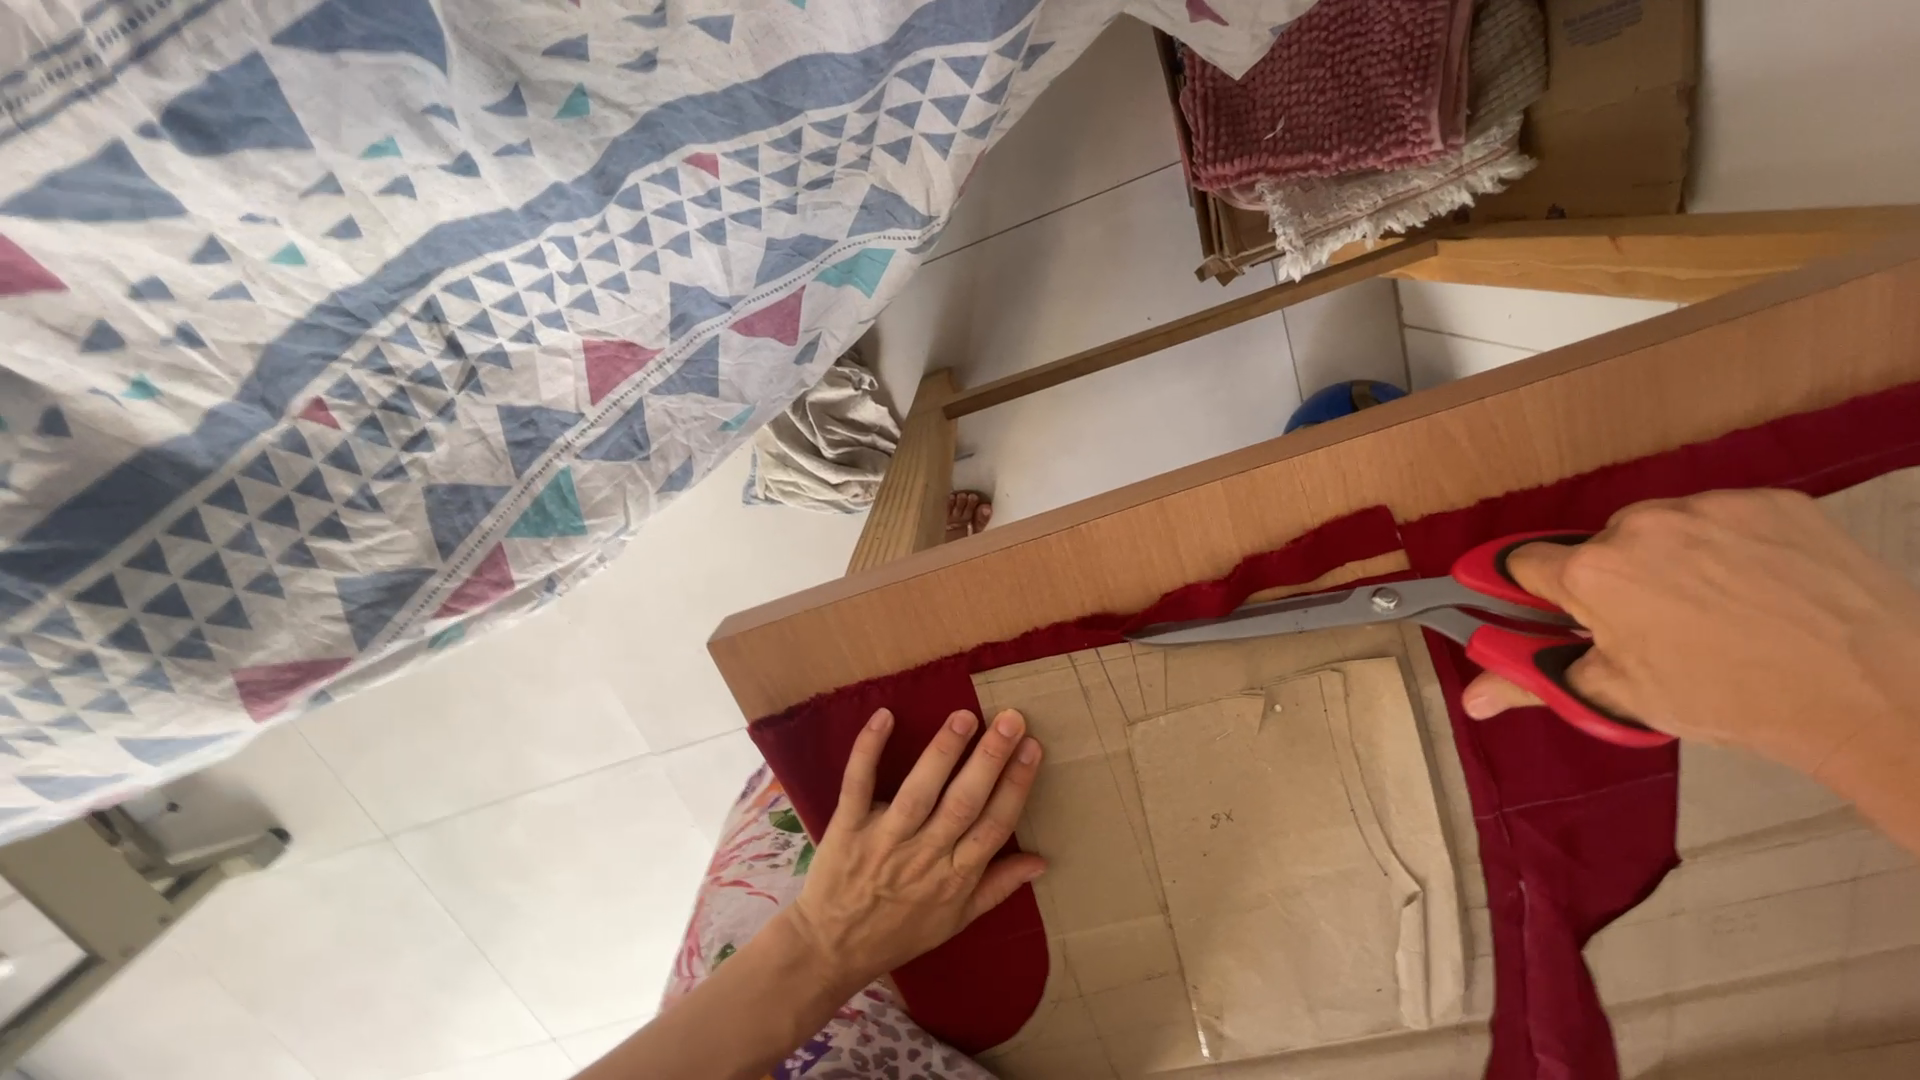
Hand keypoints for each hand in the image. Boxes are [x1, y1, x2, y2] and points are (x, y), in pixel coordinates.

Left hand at [777, 707, 1045, 993]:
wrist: (831, 950)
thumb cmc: (899, 932)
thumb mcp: (956, 920)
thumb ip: (998, 886)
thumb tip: (1042, 860)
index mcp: (955, 877)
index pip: (994, 825)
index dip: (1016, 785)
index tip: (1033, 746)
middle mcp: (924, 855)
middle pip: (964, 802)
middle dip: (990, 759)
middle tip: (1010, 718)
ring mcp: (884, 840)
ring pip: (919, 791)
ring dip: (942, 752)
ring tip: (964, 717)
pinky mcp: (847, 827)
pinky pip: (858, 785)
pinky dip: (868, 750)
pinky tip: (885, 717)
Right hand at [1462, 489, 1919, 781]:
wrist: (1879, 694)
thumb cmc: (1733, 699)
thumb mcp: (1619, 695)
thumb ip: (1532, 682)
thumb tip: (1472, 700)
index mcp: (1591, 572)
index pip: (1523, 563)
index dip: (1533, 590)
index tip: (1551, 610)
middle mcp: (1638, 526)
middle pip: (1596, 547)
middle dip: (1610, 581)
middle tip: (1649, 625)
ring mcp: (1710, 508)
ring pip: (1658, 529)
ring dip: (1666, 559)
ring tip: (1713, 608)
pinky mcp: (1771, 502)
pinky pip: (1720, 517)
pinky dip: (1726, 545)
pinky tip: (1757, 587)